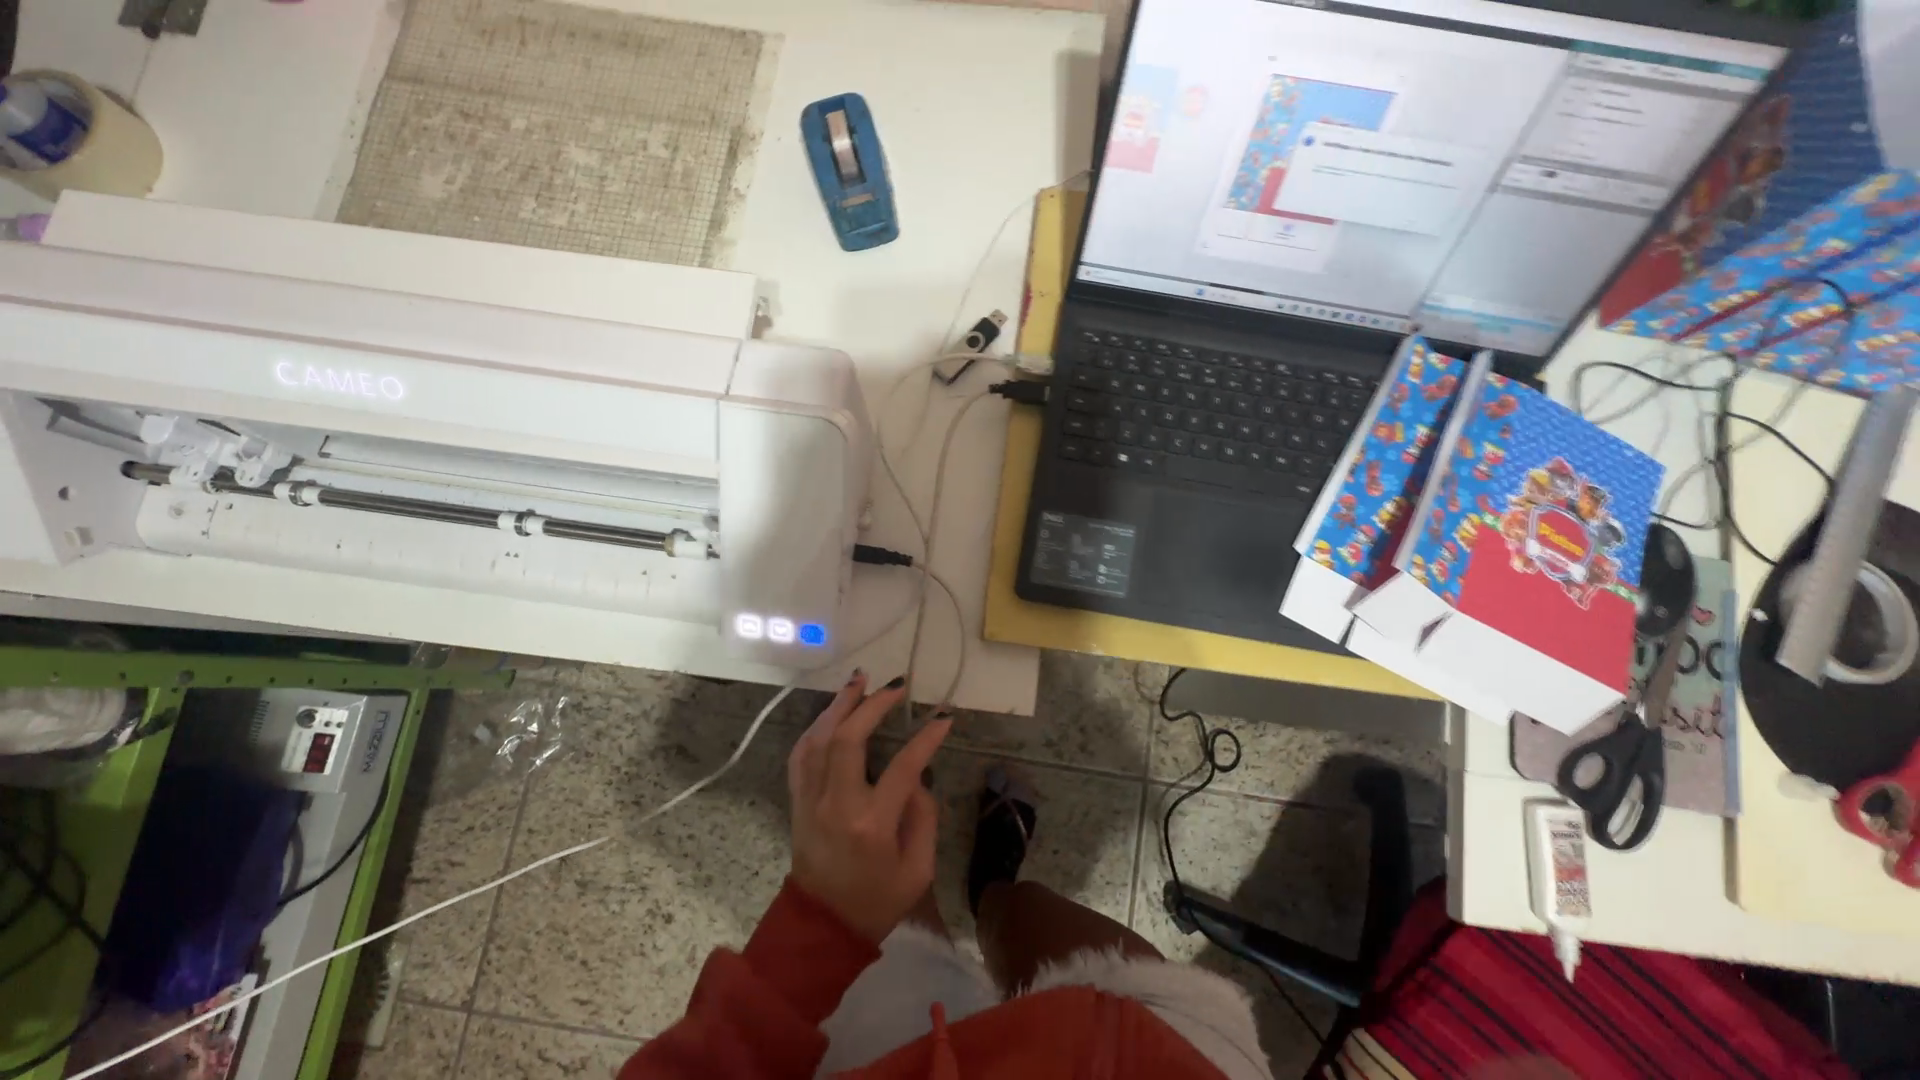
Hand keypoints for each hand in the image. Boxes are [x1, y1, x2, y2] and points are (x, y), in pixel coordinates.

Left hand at [786, 673, 952, 942]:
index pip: (903, 768)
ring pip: (818, 739)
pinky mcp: (797, 801)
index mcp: (871, 824)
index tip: (944, 719)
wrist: (822, 926)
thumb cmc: (877, 901)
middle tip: (895, 687)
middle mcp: (836, 804)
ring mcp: (810, 800)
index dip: (926, 739)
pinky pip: (801, 755)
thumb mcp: (918, 870)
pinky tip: (831, 714)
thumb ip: (922, 819)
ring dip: (839, 706)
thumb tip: (917, 779)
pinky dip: (816, 728)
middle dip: (872, 706)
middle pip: (848, 739)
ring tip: (860, 681)